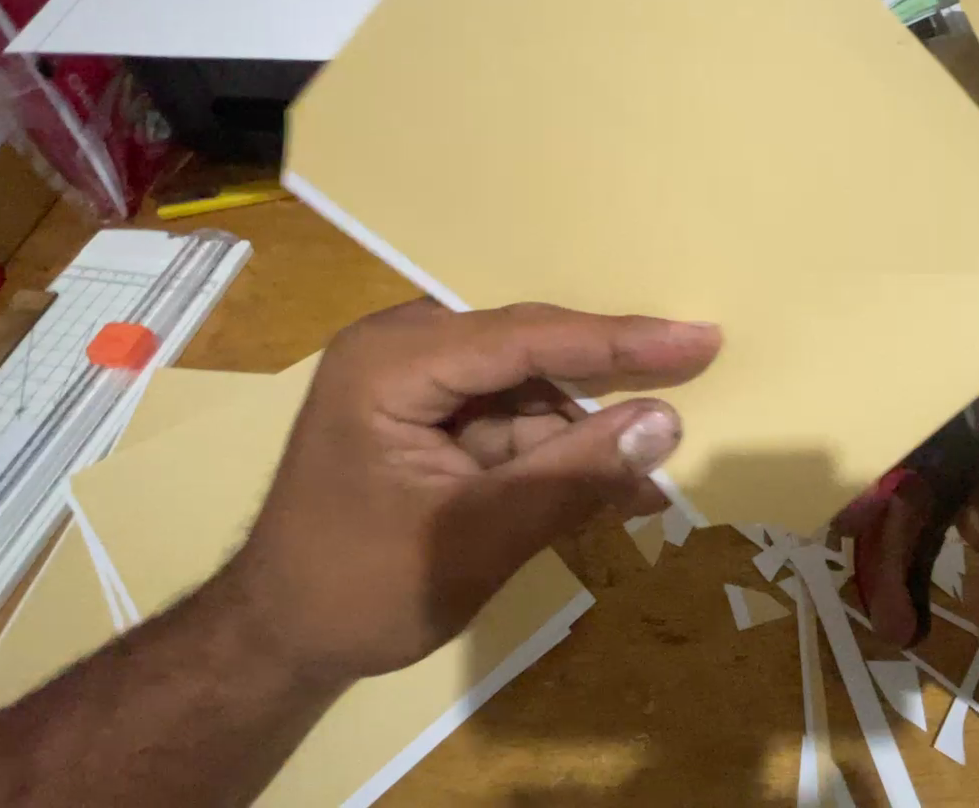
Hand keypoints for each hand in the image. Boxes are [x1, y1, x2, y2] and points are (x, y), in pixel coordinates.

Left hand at [221, 300, 720, 682]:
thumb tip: (666, 423)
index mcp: (393, 361)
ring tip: (650, 475)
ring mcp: (421, 381)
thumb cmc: (358, 590)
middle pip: (533, 349)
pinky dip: (562, 455)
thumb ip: (573, 476)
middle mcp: (406, 349)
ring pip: (534, 388)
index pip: (525, 336)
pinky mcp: (438, 415)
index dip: (619, 341)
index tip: (698, 339)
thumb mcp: (476, 538)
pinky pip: (518, 420)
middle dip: (608, 380)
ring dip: (589, 434)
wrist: (280, 642)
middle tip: (696, 374)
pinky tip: (614, 489)